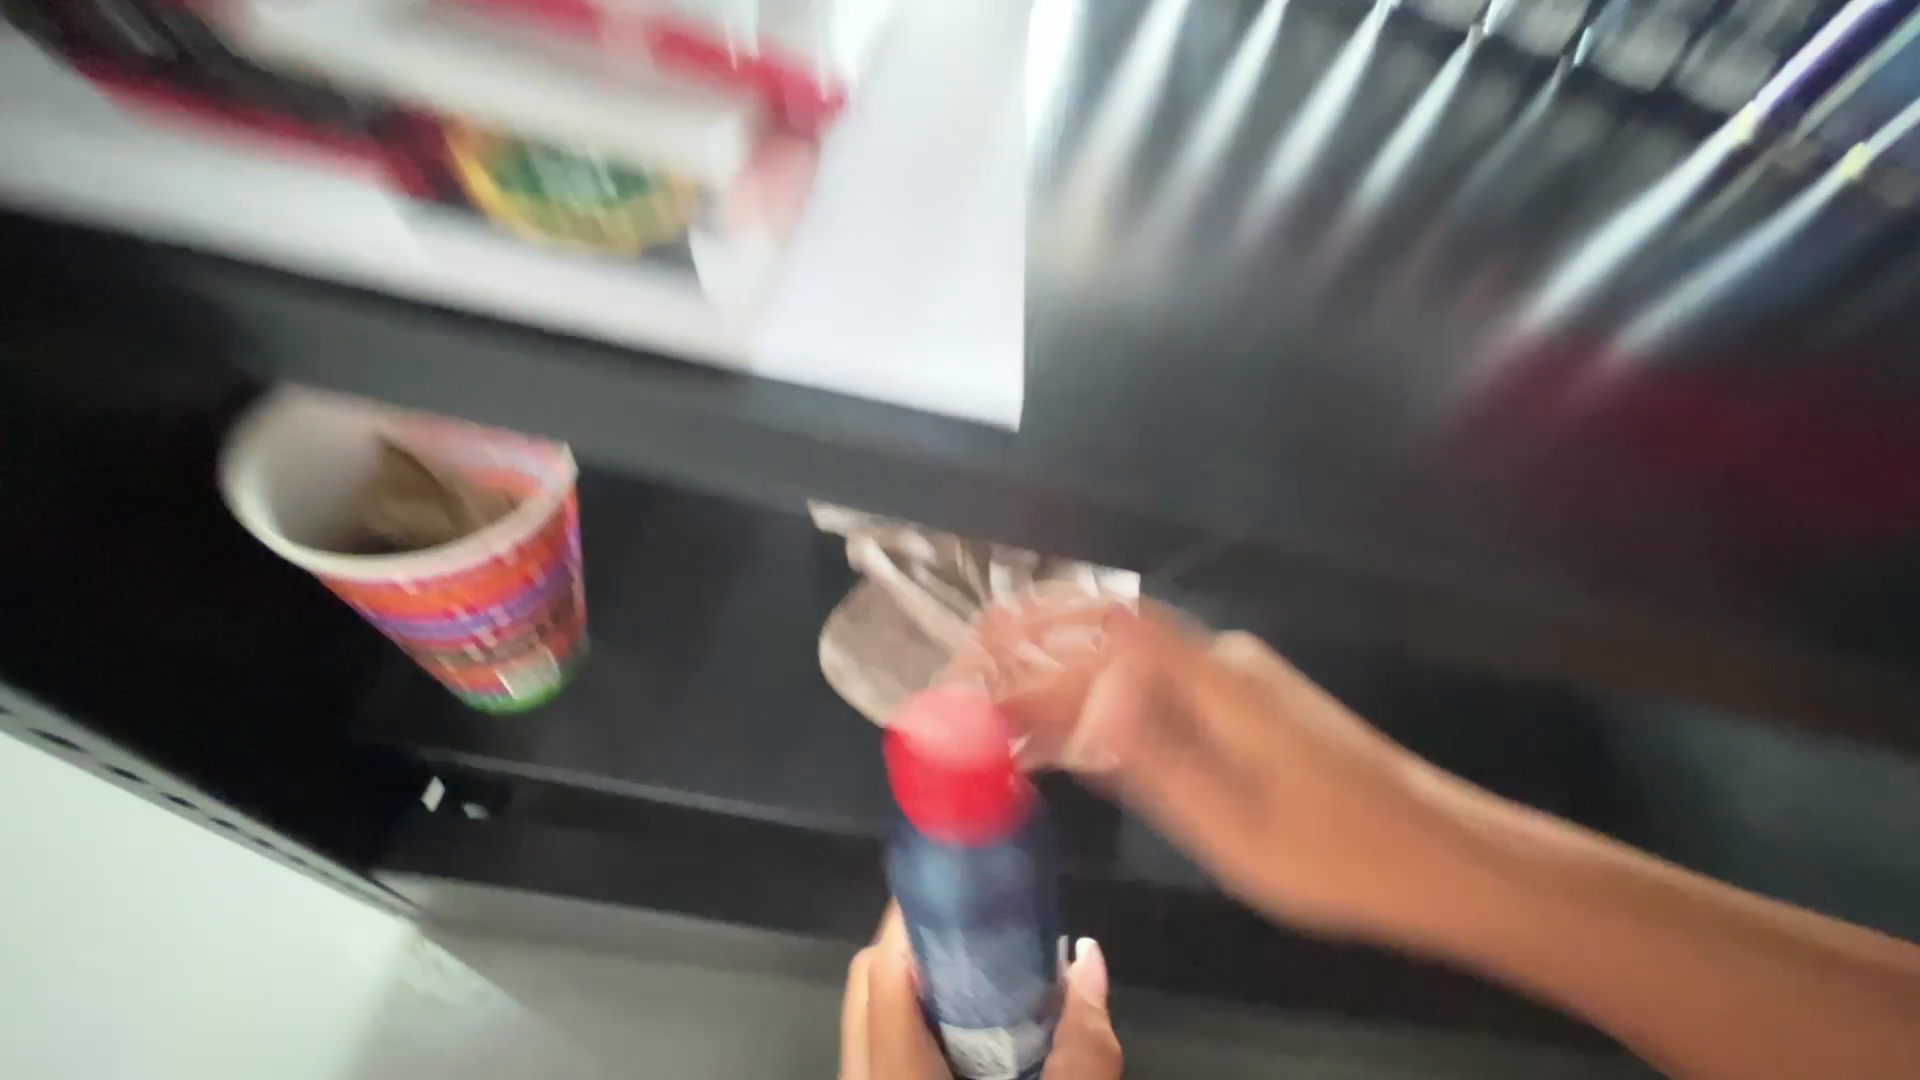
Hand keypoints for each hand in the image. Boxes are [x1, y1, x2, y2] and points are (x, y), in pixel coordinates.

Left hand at [840, 905, 1122, 1079]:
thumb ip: (1081, 1050)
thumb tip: (1089, 958)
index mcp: (894, 1077)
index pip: (884, 970)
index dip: (919, 918)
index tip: (969, 890)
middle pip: (873, 982)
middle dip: (926, 944)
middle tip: (990, 935)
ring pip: (874, 1014)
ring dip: (925, 981)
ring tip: (987, 977)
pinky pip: (884, 1047)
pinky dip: (924, 1022)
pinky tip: (975, 1038)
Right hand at [972, 602, 1470, 938]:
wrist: (1440, 853)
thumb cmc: (1338, 854)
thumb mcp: (1236, 826)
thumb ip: (1154, 761)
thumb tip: (1081, 704)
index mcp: (1215, 682)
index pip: (1103, 638)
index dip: (1031, 650)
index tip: (974, 681)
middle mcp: (1217, 659)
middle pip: (1107, 631)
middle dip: (1031, 642)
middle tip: (969, 670)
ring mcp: (1230, 673)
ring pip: (1126, 653)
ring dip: (1062, 668)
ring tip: (1002, 700)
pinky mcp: (1238, 696)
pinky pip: (1150, 677)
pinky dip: (1098, 691)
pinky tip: (1074, 723)